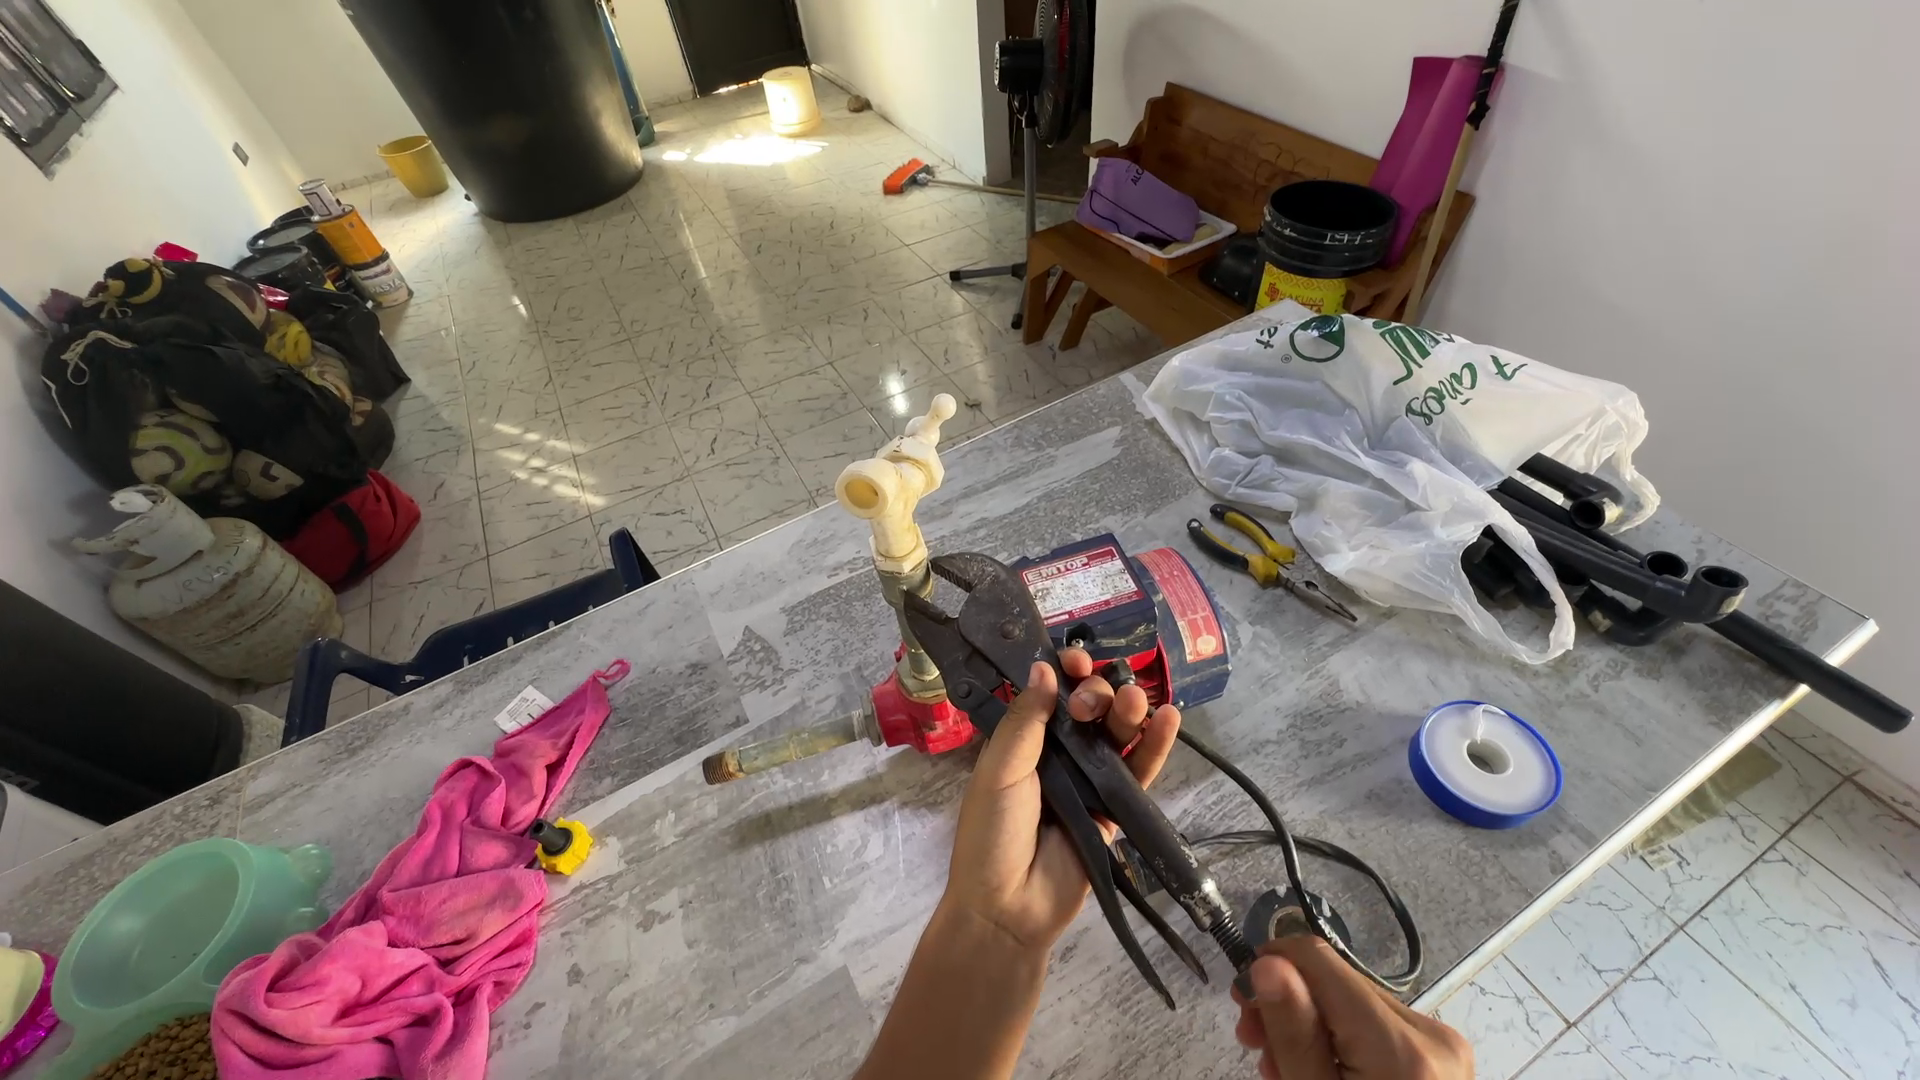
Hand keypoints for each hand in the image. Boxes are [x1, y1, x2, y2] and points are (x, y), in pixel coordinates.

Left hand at [939, 648, 1180, 953]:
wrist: (1009, 906)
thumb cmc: (993, 831)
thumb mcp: (999, 769)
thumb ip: (1026, 721)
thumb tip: (1045, 668)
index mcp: (1024, 740)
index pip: (1051, 694)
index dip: (1066, 672)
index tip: (1075, 660)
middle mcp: (1058, 753)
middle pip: (1090, 709)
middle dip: (1096, 693)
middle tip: (1090, 703)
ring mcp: (1088, 780)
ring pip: (1117, 734)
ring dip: (1129, 710)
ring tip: (1134, 700)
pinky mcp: (1115, 808)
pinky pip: (1139, 772)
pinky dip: (1156, 745)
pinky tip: (1169, 717)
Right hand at [1233, 937, 1471, 1079]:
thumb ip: (1293, 1034)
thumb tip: (1266, 962)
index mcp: (1403, 1047)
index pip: (1318, 960)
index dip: (1269, 966)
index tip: (1240, 1005)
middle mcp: (1433, 1033)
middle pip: (1333, 981)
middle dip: (1287, 1005)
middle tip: (1253, 1047)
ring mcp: (1444, 1049)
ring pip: (1350, 1003)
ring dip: (1308, 1024)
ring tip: (1282, 1068)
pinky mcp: (1442, 1063)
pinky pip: (1374, 1027)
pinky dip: (1338, 1041)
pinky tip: (1320, 1072)